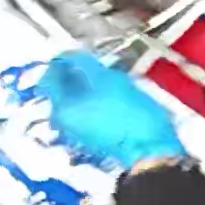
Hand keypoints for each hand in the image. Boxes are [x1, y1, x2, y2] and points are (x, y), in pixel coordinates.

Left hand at [37, 51, 185, 170]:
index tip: (81, 52)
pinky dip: (100, 105)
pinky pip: (91, 115)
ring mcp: (79, 133)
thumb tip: (70, 53)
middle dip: (80, 77)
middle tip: (100, 67)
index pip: (51, 75)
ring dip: (92, 91)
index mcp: (61, 107)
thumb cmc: (132, 116)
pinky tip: (119, 102)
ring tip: (113, 84)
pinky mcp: (97, 140)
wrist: (153, 152)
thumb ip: (84, 64)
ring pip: (79, 103)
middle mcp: (63, 121)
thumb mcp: (109, 82)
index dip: (64, 60)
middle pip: (65, 90)